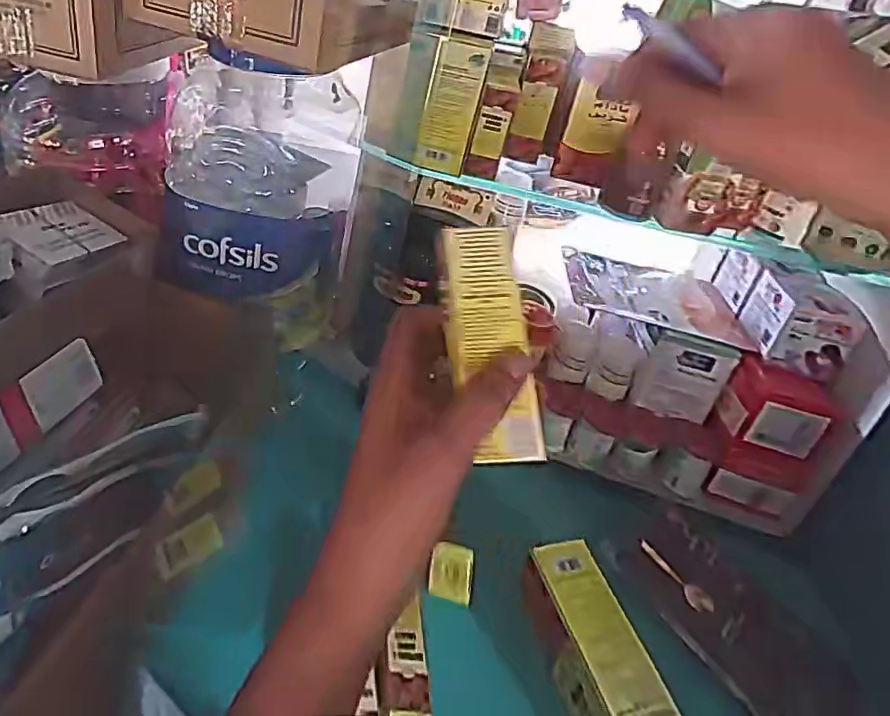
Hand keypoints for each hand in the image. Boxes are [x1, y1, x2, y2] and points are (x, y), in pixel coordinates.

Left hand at [228, 307, 538, 715]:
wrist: (365, 576)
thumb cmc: (399, 504)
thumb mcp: (445, 448)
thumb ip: (481, 400)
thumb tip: (519, 353)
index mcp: (392, 385)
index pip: (411, 325)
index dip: (445, 313)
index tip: (491, 316)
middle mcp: (397, 398)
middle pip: (430, 352)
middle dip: (471, 342)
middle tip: (520, 343)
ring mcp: (407, 428)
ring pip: (442, 385)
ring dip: (477, 376)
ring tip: (524, 376)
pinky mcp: (419, 456)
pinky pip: (448, 416)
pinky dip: (475, 409)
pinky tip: (509, 420)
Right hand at [607, 6, 889, 235]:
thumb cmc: (808, 148)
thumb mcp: (716, 124)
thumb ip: (654, 93)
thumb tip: (601, 66)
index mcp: (757, 24)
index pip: (674, 36)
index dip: (640, 77)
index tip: (627, 122)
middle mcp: (788, 25)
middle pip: (703, 55)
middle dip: (670, 100)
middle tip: (653, 148)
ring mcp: (817, 50)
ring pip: (733, 75)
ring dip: (701, 110)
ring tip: (694, 151)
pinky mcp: (837, 79)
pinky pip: (766, 87)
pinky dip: (739, 113)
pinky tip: (743, 147)